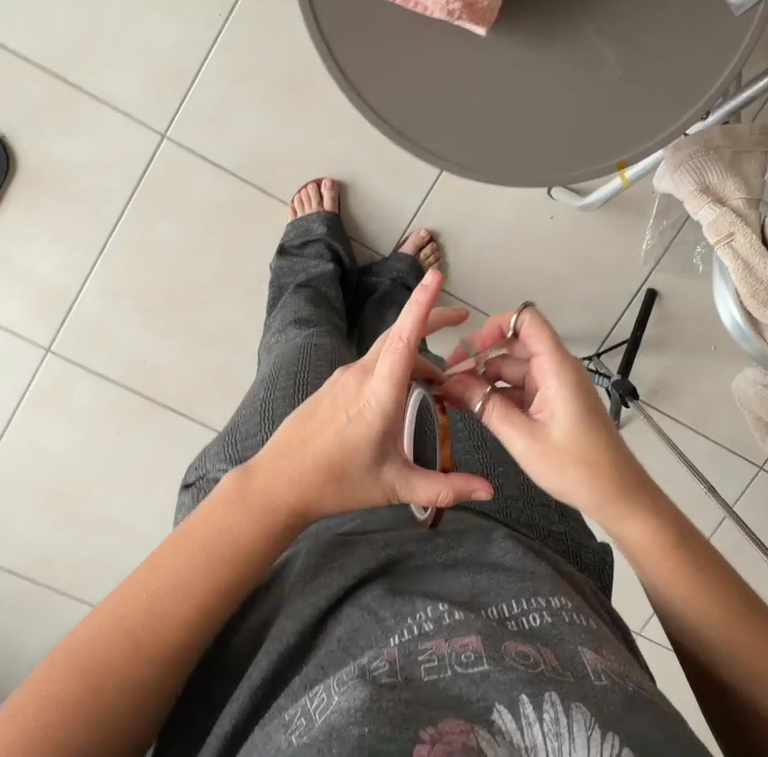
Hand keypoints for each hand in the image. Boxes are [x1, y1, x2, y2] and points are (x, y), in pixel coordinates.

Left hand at [243, 269, 494, 526]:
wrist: (278, 483)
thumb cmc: (336, 483)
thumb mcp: (396, 487)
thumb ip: (445, 487)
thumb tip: (488, 491)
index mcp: (378, 394)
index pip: (404, 336)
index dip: (422, 304)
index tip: (435, 275)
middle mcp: (359, 376)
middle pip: (399, 333)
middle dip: (432, 319)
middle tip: (462, 317)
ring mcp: (343, 377)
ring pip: (386, 351)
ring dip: (415, 355)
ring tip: (440, 382)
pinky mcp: (333, 385)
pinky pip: (371, 364)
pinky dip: (395, 366)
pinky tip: (405, 393)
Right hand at [436, 304, 656, 525]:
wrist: (617, 495)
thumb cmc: (576, 467)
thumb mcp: (523, 438)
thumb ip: (485, 406)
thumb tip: (451, 383)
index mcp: (555, 366)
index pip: (526, 319)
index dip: (495, 326)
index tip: (469, 351)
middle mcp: (556, 368)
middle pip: (513, 344)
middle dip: (479, 356)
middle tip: (447, 377)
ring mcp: (555, 385)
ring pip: (512, 368)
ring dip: (484, 378)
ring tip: (452, 394)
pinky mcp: (553, 402)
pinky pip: (520, 387)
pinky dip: (497, 394)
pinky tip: (473, 406)